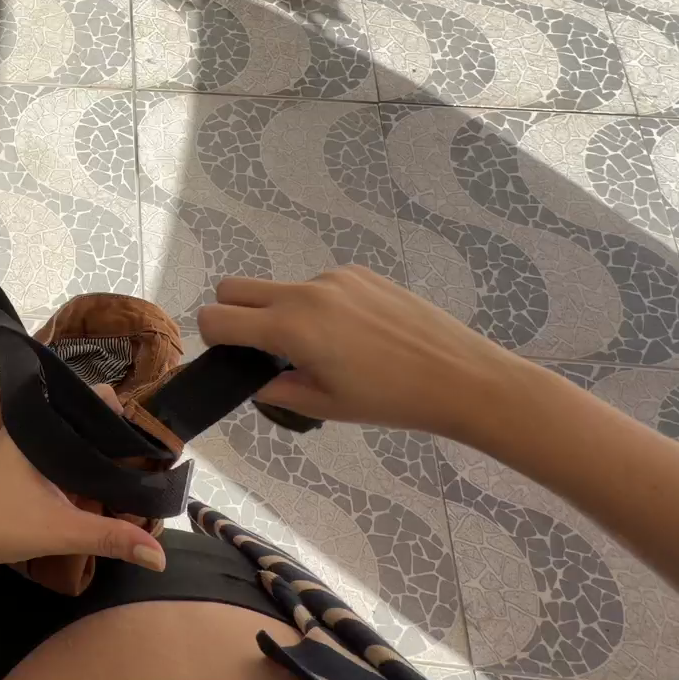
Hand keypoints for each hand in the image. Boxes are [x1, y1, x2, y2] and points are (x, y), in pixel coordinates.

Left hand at [0, 385, 166, 573]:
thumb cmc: (0, 522)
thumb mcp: (61, 530)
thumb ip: (111, 538)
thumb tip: (161, 558)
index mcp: (41, 424)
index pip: (90, 400)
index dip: (121, 416)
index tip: (149, 440)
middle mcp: (31, 424)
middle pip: (81, 418)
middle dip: (111, 438)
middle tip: (146, 462)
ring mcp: (21, 440)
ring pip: (67, 435)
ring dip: (92, 451)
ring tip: (127, 472)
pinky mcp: (15, 459)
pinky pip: (54, 449)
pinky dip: (74, 461)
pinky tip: (92, 482)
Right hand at [196, 265, 538, 438]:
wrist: (467, 379)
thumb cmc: (392, 401)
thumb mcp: (326, 407)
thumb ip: (276, 390)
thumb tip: (255, 380)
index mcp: (289, 328)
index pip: (215, 317)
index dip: (211, 337)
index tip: (232, 355)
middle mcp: (302, 293)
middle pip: (232, 288)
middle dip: (233, 313)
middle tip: (263, 345)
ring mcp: (331, 278)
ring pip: (279, 288)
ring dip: (283, 311)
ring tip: (330, 345)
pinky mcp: (356, 272)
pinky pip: (317, 285)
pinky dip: (321, 306)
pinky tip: (358, 331)